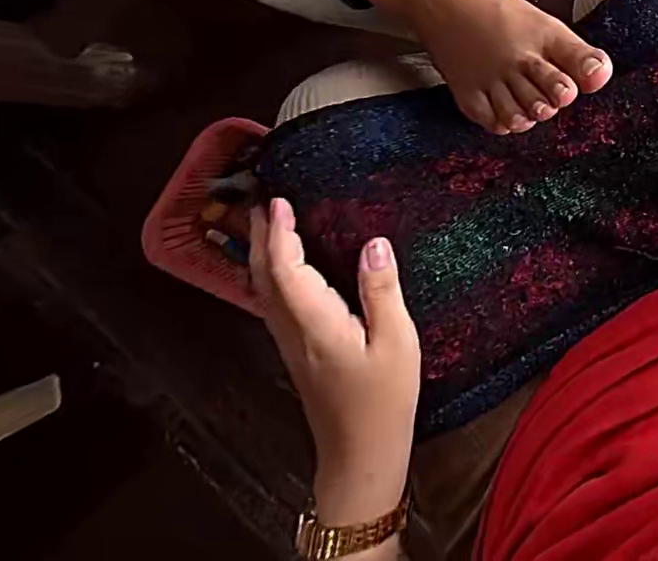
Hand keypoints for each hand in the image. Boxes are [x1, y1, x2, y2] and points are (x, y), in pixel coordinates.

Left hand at [248, 198, 418, 523]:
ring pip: (265, 291)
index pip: (287, 271)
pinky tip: (284, 267)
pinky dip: (272, 274)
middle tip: (262, 202)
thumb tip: (374, 243)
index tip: (279, 201)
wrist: (360, 456)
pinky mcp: (297, 351)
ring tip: (267, 225)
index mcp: (316, 325)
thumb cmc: (383, 400)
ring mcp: (291, 343)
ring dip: (262, 254)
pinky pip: (274, 302)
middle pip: (265, 279)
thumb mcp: (396, 341)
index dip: (280, 234)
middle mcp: (294, 331)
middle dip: (261, 238)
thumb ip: (382, 290)